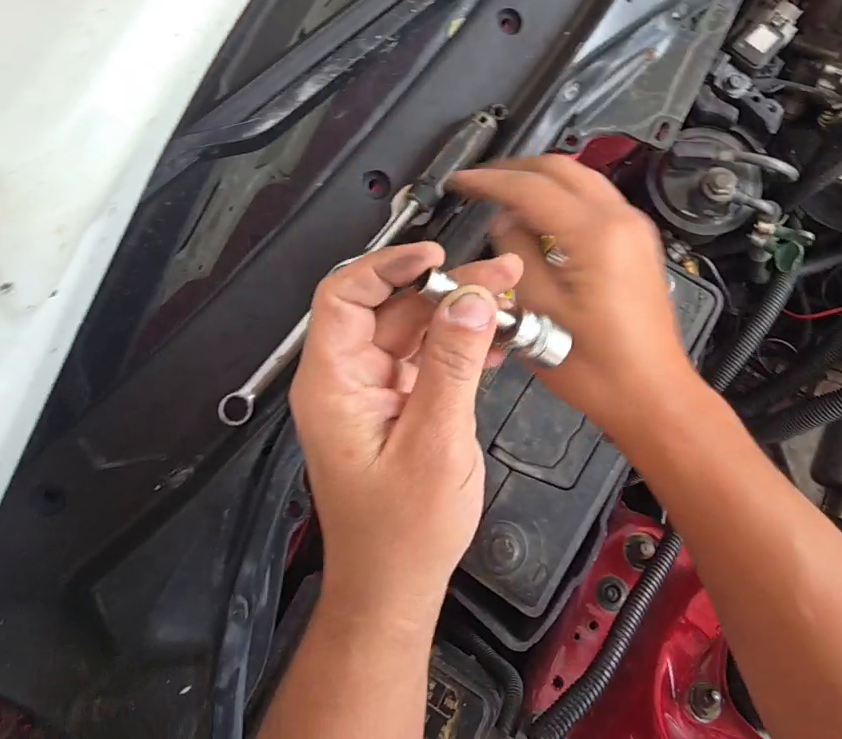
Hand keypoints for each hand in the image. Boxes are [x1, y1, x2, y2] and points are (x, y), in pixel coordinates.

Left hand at [288, 241, 522, 616]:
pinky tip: (496, 340)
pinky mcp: (399, 403)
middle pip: (390, 307)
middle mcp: (348, 379)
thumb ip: (452, 364)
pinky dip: (461, 344)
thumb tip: (470, 301)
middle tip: (496, 276)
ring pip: (415, 328)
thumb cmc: (398, 534)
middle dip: (445, 286)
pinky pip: (429, 356)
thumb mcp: (434, 441)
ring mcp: (374, 391)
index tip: (433, 256)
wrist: (395, 586)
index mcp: (333, 383)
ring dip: (461, 313)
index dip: (386, 265)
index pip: (343, 295)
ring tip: (507, 300)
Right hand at [450, 156, 699, 437]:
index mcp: (595, 235)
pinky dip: (563, 197)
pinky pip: (595, 200)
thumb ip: (516, 254)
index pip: (531, 186)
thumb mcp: (537, 313)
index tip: (462, 182)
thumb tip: (503, 223)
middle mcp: (621, 222)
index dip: (488, 180)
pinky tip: (539, 217)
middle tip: (479, 182)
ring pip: (580, 179)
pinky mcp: (637, 244)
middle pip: (560, 168)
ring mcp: (635, 230)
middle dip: (514, 169)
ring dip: (539, 179)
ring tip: (503, 194)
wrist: (651, 395)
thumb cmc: (599, 370)